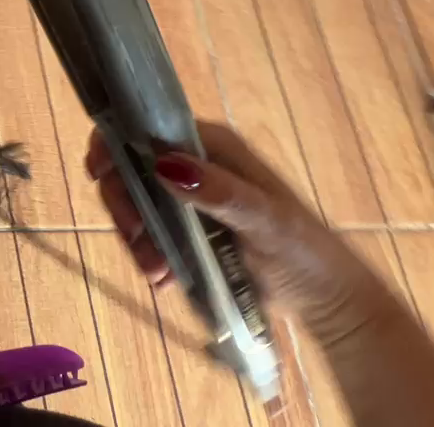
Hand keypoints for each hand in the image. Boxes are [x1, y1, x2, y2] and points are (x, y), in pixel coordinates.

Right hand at [86, 122, 385, 340]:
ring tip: (155, 272)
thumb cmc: (308, 255)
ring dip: (135, 235)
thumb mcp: (267, 221)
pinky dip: (146, 251)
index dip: (112, 144)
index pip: (143, 127)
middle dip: (123, 204)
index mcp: (210, 145)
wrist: (334, 306)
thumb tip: (162, 164)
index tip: (99, 175)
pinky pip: (147, 228)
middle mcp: (193, 162)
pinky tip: (162, 276)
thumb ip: (219, 192)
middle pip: (129, 166)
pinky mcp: (185, 225)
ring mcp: (187, 194)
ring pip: (134, 200)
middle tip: (133, 237)